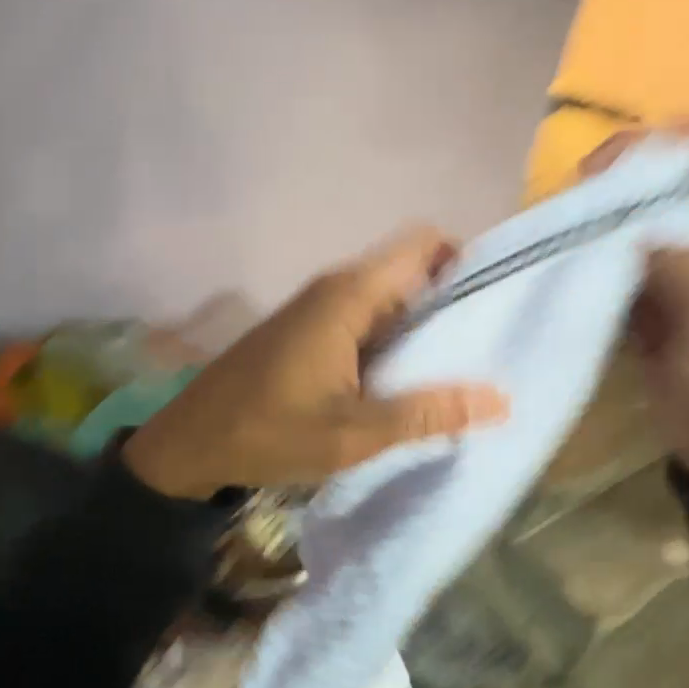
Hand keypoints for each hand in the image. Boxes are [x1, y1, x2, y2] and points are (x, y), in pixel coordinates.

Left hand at [123, 229, 510, 498]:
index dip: (465, 260)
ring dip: (421, 330)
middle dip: (450, 304)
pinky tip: (405, 384)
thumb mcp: (354, 434)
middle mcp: (336, 287)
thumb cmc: (269, 433)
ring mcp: (317, 308)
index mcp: (349, 295)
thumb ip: (426, 414)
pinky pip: (364, 322)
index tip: (496, 303)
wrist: (188, 444)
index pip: (422, 242)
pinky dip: (391, 344)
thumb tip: (500, 400)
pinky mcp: (306, 331)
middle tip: (488, 349)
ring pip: (388, 301)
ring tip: (457, 371)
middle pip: (410, 272)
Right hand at [587, 124, 688, 508]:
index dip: (666, 149)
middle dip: (622, 191)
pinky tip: (560, 265)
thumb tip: (622, 218)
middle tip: (570, 200)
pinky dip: (595, 273)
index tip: (608, 163)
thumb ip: (676, 256)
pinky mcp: (660, 315)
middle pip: (672, 192)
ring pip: (641, 235)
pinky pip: (623, 280)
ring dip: (602, 232)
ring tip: (555, 231)